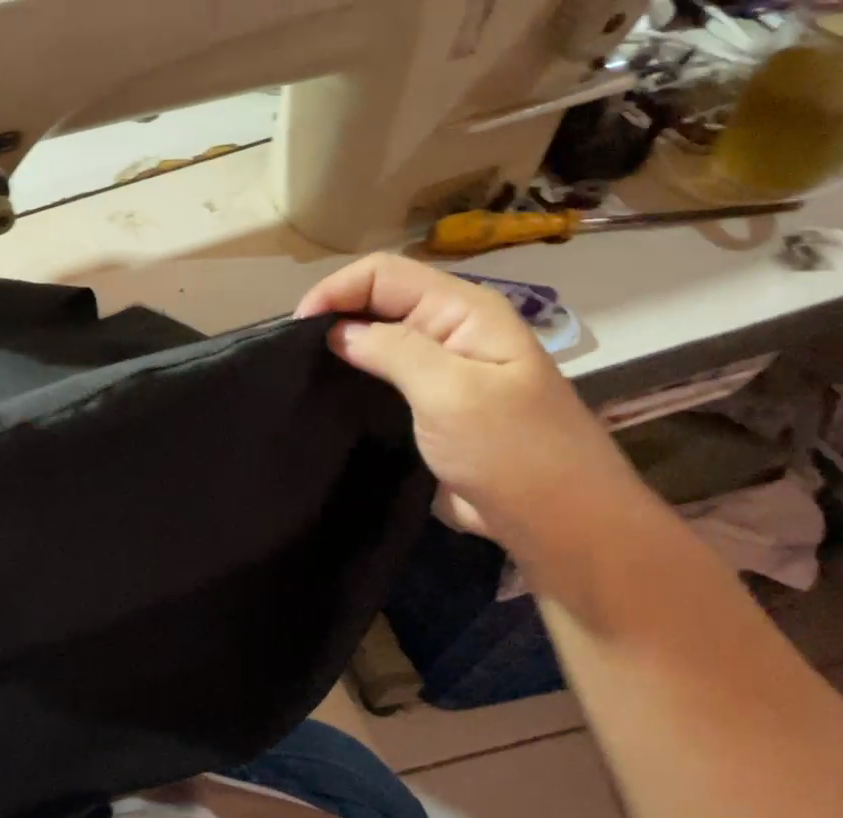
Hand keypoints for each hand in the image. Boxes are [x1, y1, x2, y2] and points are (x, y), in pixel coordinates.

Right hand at [295, 254, 650, 560]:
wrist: (553, 516)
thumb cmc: (509, 449)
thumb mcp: (450, 391)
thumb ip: (393, 350)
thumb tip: (337, 330)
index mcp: (464, 312)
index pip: (384, 275)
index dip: (335, 290)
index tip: (293, 332)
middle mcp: (451, 332)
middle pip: (378, 301)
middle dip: (332, 316)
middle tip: (290, 357)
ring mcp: (441, 371)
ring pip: (377, 340)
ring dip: (339, 349)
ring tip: (301, 376)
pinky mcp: (428, 408)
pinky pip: (381, 381)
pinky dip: (352, 381)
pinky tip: (328, 400)